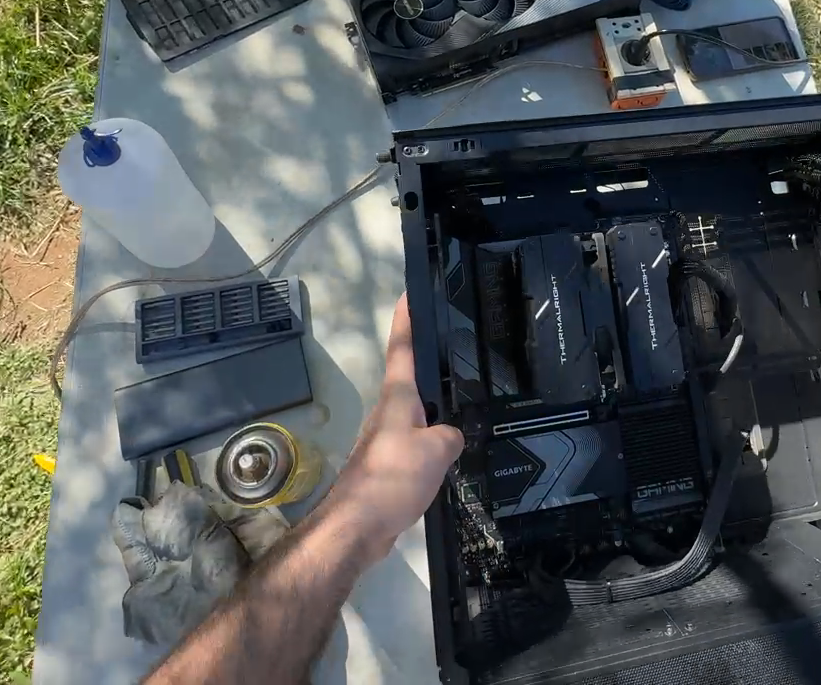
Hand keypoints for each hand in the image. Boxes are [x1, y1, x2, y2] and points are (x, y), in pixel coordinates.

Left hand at [319, 295, 463, 565]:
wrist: (356, 528)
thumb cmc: (391, 478)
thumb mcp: (436, 450)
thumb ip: (451, 434)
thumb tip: (451, 437)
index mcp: (399, 397)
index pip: (403, 346)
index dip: (406, 317)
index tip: (410, 292)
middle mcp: (391, 411)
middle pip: (411, 376)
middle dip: (430, 360)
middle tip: (458, 345)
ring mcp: (389, 438)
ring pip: (418, 412)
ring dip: (436, 404)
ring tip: (464, 397)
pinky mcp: (391, 465)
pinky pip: (419, 442)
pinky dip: (435, 439)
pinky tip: (451, 450)